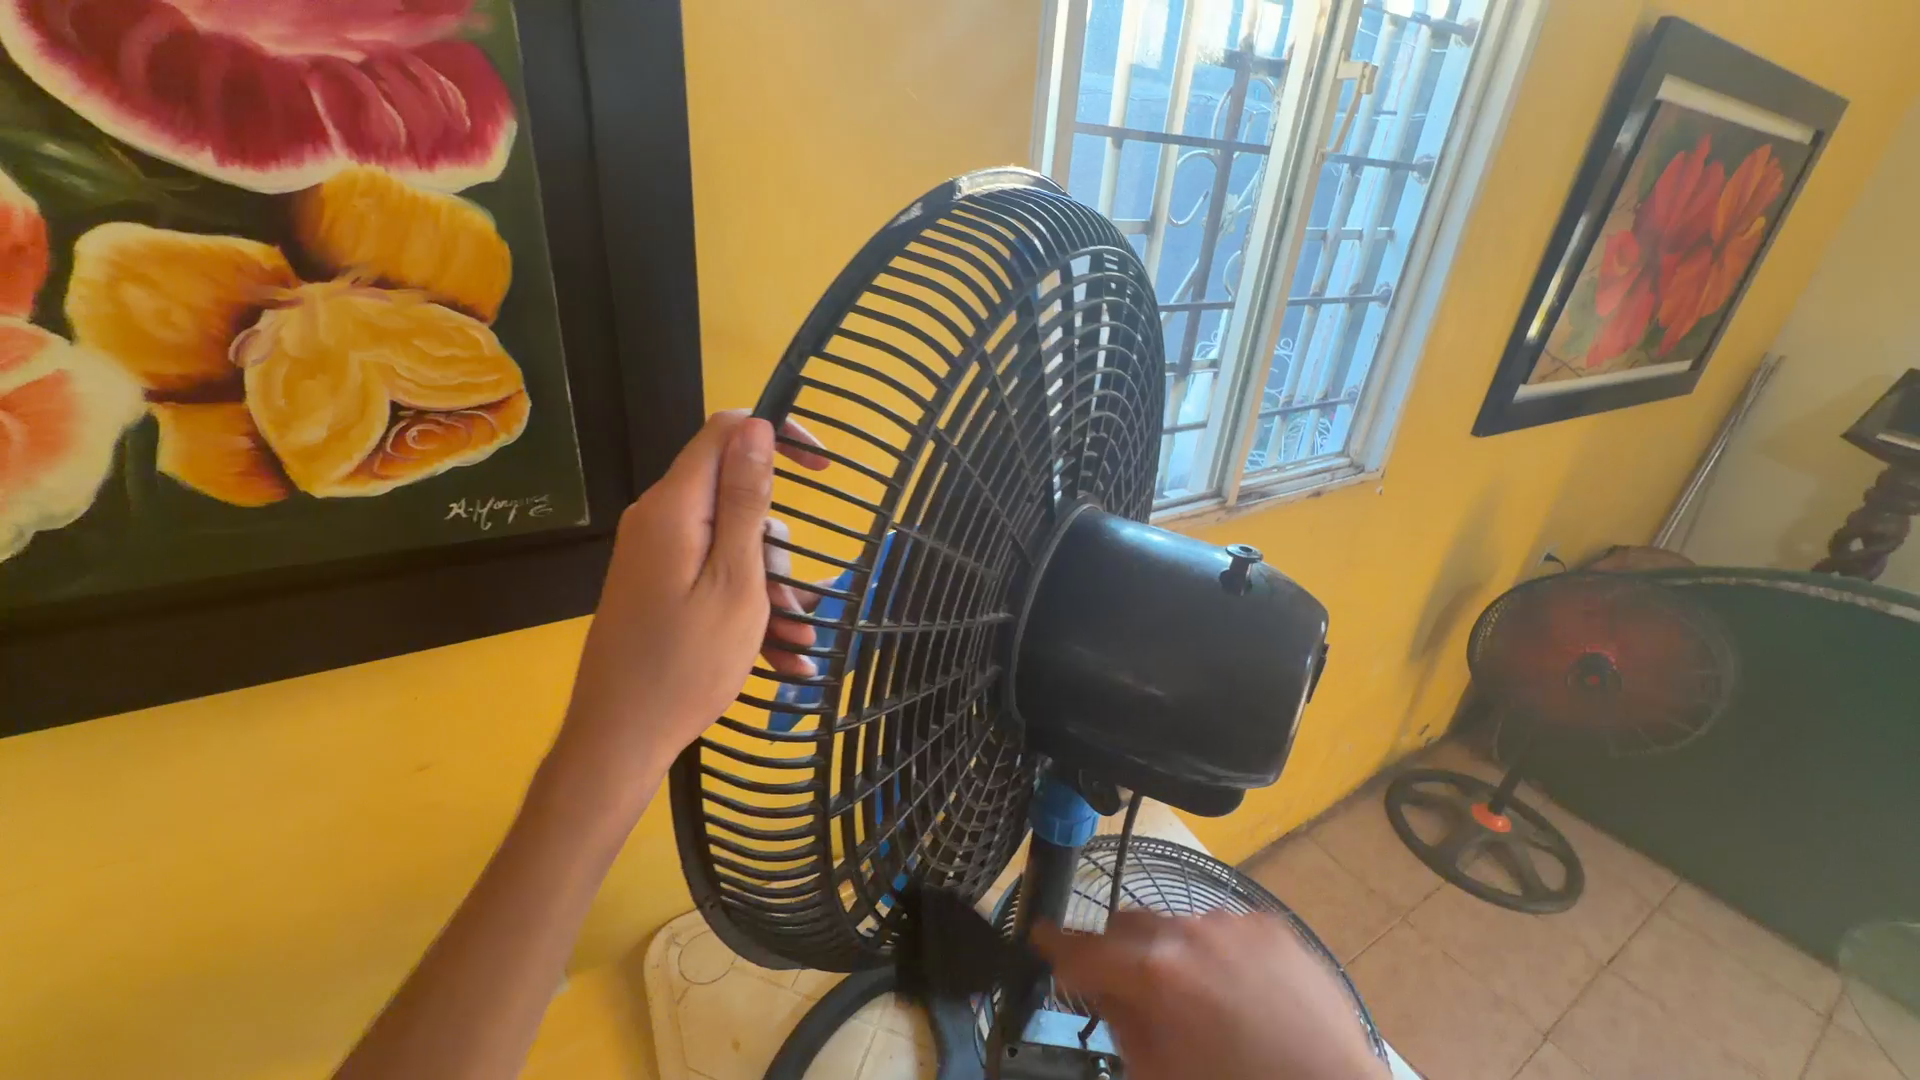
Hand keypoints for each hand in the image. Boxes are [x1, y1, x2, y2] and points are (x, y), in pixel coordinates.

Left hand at [552, 410, 824, 814]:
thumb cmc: (687, 662)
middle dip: (775, 540)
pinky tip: (778, 652)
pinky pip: (712, 571)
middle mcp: (658, 518)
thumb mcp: (735, 579)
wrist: (620, 737)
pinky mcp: (656, 582)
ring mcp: (655, 553)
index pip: (726, 432)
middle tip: (793, 598)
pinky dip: (746, 600)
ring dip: (768, 583)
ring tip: (793, 642)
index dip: (776, 436)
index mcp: (674, 507)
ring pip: (729, 540)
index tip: (823, 468)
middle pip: (732, 493)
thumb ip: (744, 500)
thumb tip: (755, 426)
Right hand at [1034, 911, 1387, 1079]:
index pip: (1083, 949)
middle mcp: (1188, 932)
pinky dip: (1216, 952)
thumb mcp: (1162, 1077)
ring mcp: (1233, 923)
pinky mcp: (1271, 926)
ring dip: (1171, 952)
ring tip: (1200, 1000)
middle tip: (1126, 987)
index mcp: (1155, 974)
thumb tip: (1103, 993)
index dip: (1053, 944)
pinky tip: (1240, 993)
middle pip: (1127, 925)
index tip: (1037, 935)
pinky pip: (1224, 928)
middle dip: (1117, 951)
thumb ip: (1123, 1026)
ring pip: (1178, 925)